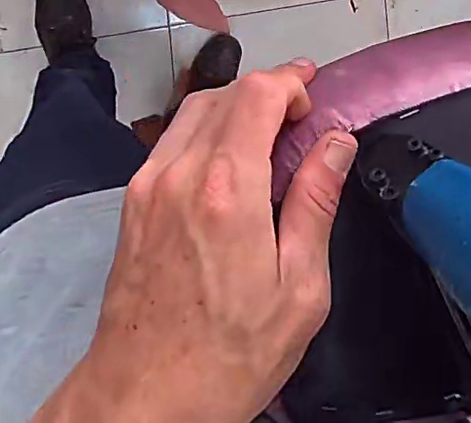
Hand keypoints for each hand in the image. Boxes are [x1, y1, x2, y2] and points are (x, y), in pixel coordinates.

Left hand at [32, 60, 358, 422]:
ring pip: (198, 107)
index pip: (258, 94)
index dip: (291, 81)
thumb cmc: (228, 356)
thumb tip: (336, 141)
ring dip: (240, 102)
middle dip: (271, 87)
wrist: (137, 409)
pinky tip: (234, 155)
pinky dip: (212, 125)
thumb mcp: (300, 286)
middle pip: (229, 92)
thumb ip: (317, 200)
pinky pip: (176, 136)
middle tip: (303, 109)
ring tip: (272, 126)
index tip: (314, 95)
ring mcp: (149, 184)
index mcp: (229, 189)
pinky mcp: (133, 201)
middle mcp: (182, 173)